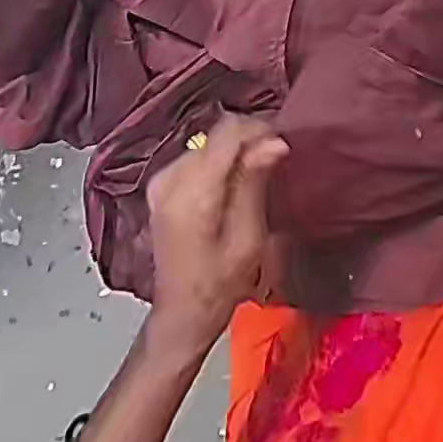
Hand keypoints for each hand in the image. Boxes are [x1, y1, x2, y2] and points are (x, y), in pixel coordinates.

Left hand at [145, 113, 288, 348]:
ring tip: (258, 174)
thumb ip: (254, 183)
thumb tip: (274, 141)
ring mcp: (160, 181)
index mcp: (192, 192)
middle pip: (216, 135)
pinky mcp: (160, 186)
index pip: (227, 133)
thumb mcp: (248, 237)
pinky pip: (196, 157)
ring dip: (234, 151)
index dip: (258, 129)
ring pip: (207, 143)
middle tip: (275, 161)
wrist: (182, 313)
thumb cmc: (221, 283)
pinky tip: (233, 184)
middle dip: (248, 140)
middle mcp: (169, 178)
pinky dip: (218, 162)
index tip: (282, 144)